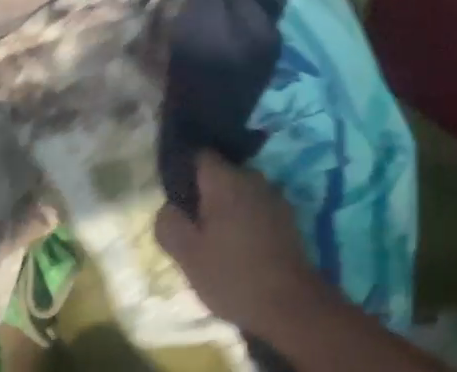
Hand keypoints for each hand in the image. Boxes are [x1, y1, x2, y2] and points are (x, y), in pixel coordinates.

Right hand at [155, 152, 328, 333]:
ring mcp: (273, 193)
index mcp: (225, 180)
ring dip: (227, 206)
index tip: (174, 193)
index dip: (184, 169)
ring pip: (240, 190)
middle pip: (221, 173)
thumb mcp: (188, 256)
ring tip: (216, 237)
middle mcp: (252, 176)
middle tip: (191, 223)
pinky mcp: (286, 213)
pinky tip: (240, 244)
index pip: (200, 155)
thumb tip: (167, 206)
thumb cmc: (231, 275)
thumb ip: (169, 224)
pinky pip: (257, 204)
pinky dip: (246, 216)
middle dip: (205, 192)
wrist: (288, 301)